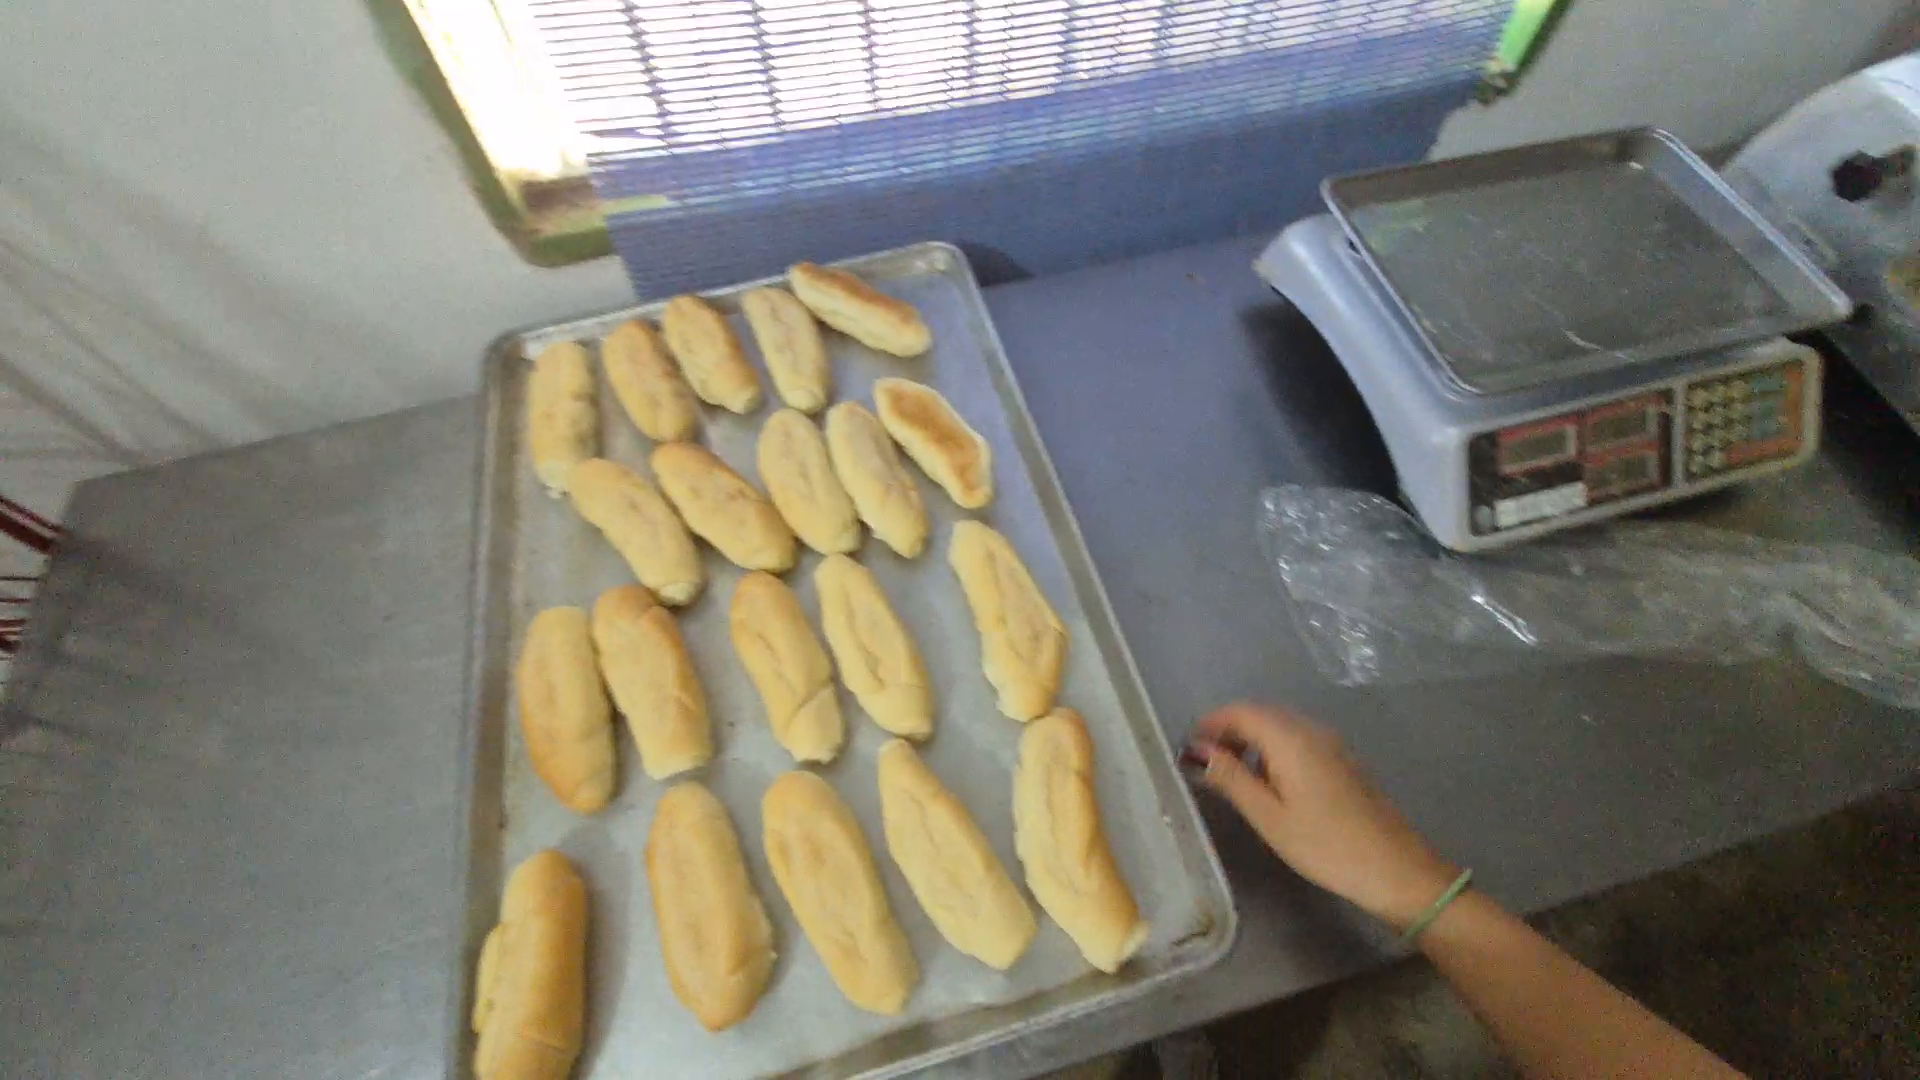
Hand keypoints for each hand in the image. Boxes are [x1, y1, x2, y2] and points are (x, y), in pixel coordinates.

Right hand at [1188, 703, 1458, 928]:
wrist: (1399, 872)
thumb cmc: (1326, 846)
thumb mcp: (1268, 816)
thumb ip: (1231, 778)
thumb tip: (1199, 751)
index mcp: (1289, 738)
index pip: (1240, 711)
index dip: (1211, 724)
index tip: (1190, 748)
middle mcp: (1310, 730)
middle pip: (1260, 713)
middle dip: (1228, 730)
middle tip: (1206, 762)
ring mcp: (1331, 743)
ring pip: (1279, 725)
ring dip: (1251, 739)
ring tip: (1233, 774)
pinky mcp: (1343, 759)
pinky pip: (1297, 739)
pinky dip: (1273, 748)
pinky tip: (1270, 782)